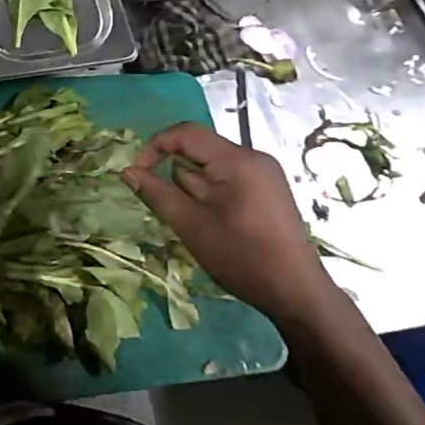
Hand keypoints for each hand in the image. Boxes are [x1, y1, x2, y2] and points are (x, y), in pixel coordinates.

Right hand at [123, 123, 341, 323]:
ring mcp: (264, 174)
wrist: (296, 291)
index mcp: (237, 160)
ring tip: (195, 222)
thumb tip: (128, 172)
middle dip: (175, 173)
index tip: (137, 174)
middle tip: (168, 208)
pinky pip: (228, 178)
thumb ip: (156, 193)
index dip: (155, 147)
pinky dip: (210, 193)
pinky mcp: (268, 190)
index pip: (186, 133)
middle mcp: (253, 158)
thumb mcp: (191, 225)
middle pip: (199, 150)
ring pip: (212, 166)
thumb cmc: (241, 256)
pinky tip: (212, 222)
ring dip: (193, 187)